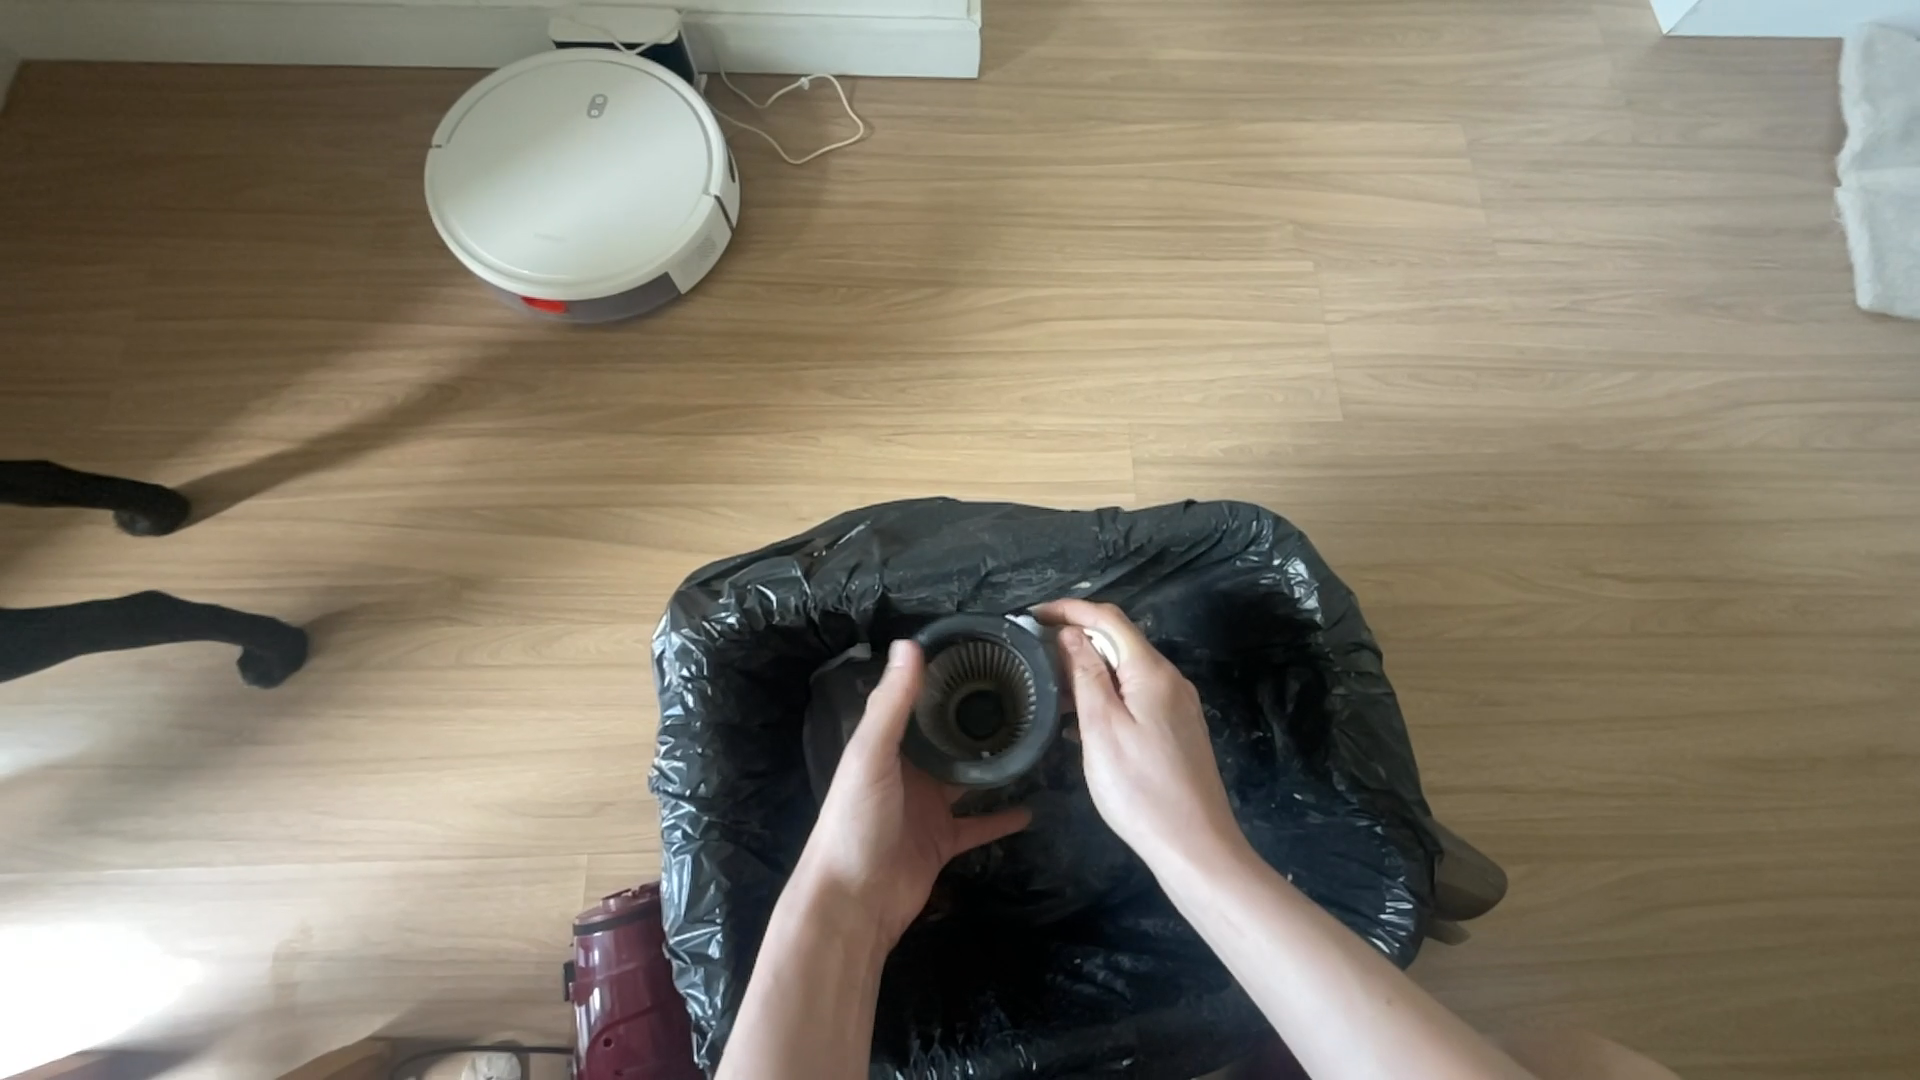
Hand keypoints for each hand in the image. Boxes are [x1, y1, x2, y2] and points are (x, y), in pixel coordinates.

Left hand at [791, 639, 1032, 943]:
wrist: (853, 902)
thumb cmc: (856, 821)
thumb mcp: (871, 755)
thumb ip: (892, 703)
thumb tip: (910, 643)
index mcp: (886, 745)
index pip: (918, 703)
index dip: (944, 680)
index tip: (982, 656)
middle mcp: (908, 771)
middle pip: (948, 740)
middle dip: (977, 721)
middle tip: (1022, 699)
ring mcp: (927, 807)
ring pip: (967, 780)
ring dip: (994, 766)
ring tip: (1033, 745)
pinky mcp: (942, 841)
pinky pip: (978, 825)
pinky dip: (1001, 819)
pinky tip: (1030, 809)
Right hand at [1034, 599, 1248, 874]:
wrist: (1196, 847)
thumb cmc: (1140, 788)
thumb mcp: (1101, 728)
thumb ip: (1086, 674)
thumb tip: (1071, 634)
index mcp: (1152, 672)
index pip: (1109, 618)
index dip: (1070, 609)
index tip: (1033, 615)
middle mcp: (1171, 679)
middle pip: (1121, 641)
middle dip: (1078, 637)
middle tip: (1036, 652)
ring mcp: (1178, 705)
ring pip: (1128, 669)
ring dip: (1090, 668)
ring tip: (1051, 686)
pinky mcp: (1178, 729)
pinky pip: (1137, 694)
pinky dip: (1107, 693)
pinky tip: (1082, 719)